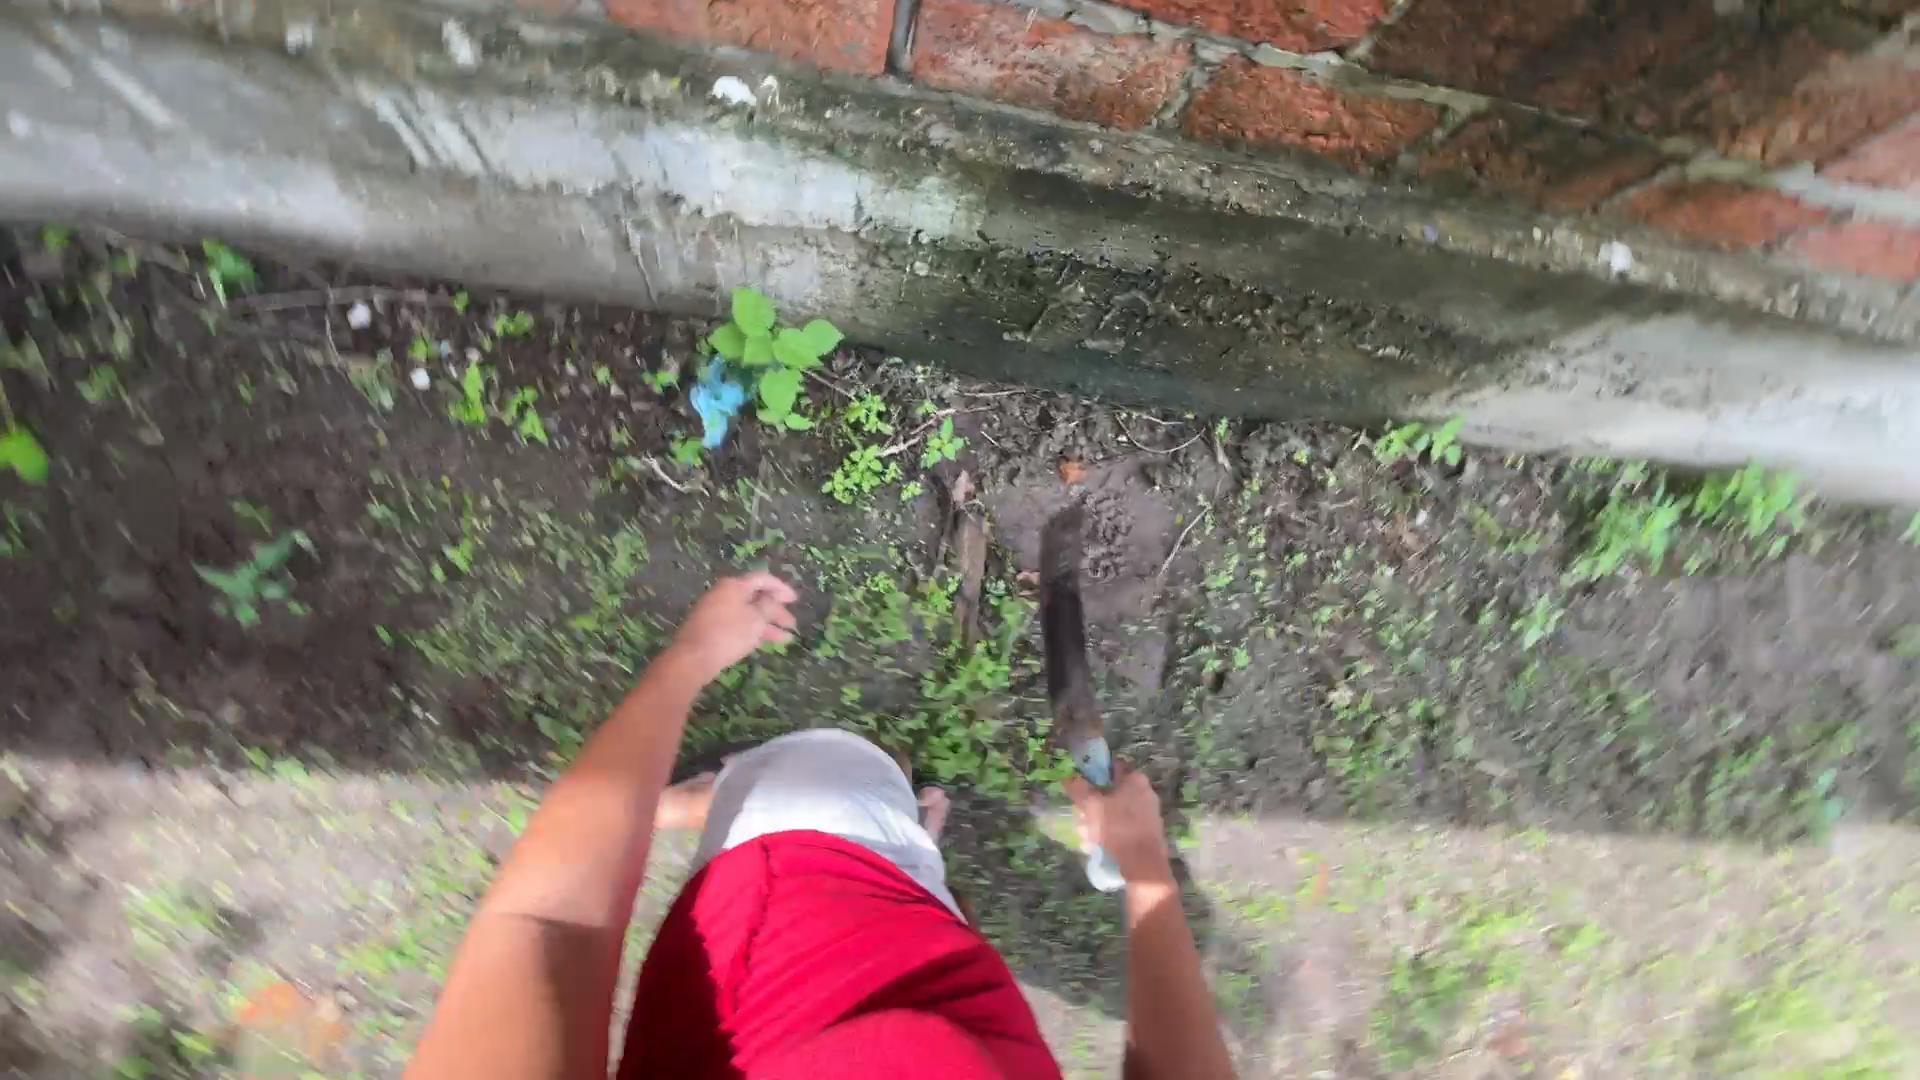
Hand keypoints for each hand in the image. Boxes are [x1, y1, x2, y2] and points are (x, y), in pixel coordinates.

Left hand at [670, 573, 798, 680]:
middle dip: (775, 610)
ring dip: (767, 624)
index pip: (762, 579)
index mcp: (734, 586)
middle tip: (791, 622)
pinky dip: (753, 631)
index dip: (781, 588)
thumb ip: (769, 605)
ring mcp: (716, 611)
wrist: (693, 658)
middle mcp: (724, 594)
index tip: (794, 600)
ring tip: (786, 638)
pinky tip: (766, 642)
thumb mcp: (756, 618)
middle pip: (755, 597)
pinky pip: (738, 624)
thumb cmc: (729, 633)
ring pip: (748, 613)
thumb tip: (772, 598)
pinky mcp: (711, 628)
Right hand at [1064, 766, 1172, 887]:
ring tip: (1085, 836)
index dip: (1094, 773)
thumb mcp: (1092, 805)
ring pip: (1115, 812)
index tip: (1081, 785)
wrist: (1144, 866)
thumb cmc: (1117, 828)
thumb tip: (1070, 778)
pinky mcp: (1147, 834)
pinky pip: (1122, 828)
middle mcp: (1145, 793)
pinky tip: (1096, 846)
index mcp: (1136, 779)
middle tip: (1080, 816)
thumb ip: (1079, 788)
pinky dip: (1109, 834)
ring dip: (1097, 822)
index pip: (1112, 766)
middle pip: (1111, 792)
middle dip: (1092, 805)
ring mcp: (1148, 814)